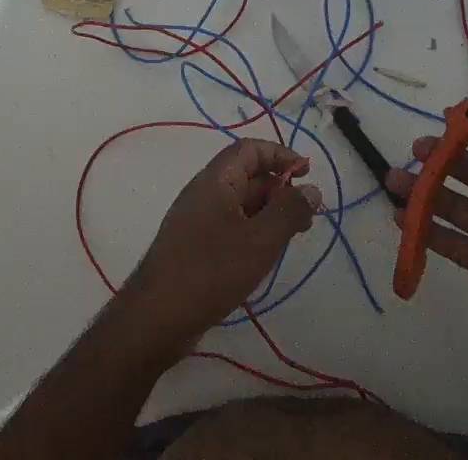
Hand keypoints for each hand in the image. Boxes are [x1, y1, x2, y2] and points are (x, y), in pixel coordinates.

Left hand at [118, 138, 321, 352]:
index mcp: (215, 181)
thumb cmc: (211, 272)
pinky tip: (267, 253)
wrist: (156, 318)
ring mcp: (197, 220)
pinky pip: (231, 225)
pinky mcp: (195, 246)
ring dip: (270, 211)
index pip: (250, 149)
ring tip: (296, 234)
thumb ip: (289, 211)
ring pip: (240, 202)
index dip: (280, 155)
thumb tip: (311, 188)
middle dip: (280, 187)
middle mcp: (204, 193)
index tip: (307, 174)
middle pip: (246, 174)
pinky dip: (254, 230)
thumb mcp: (260, 241)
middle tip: (309, 214)